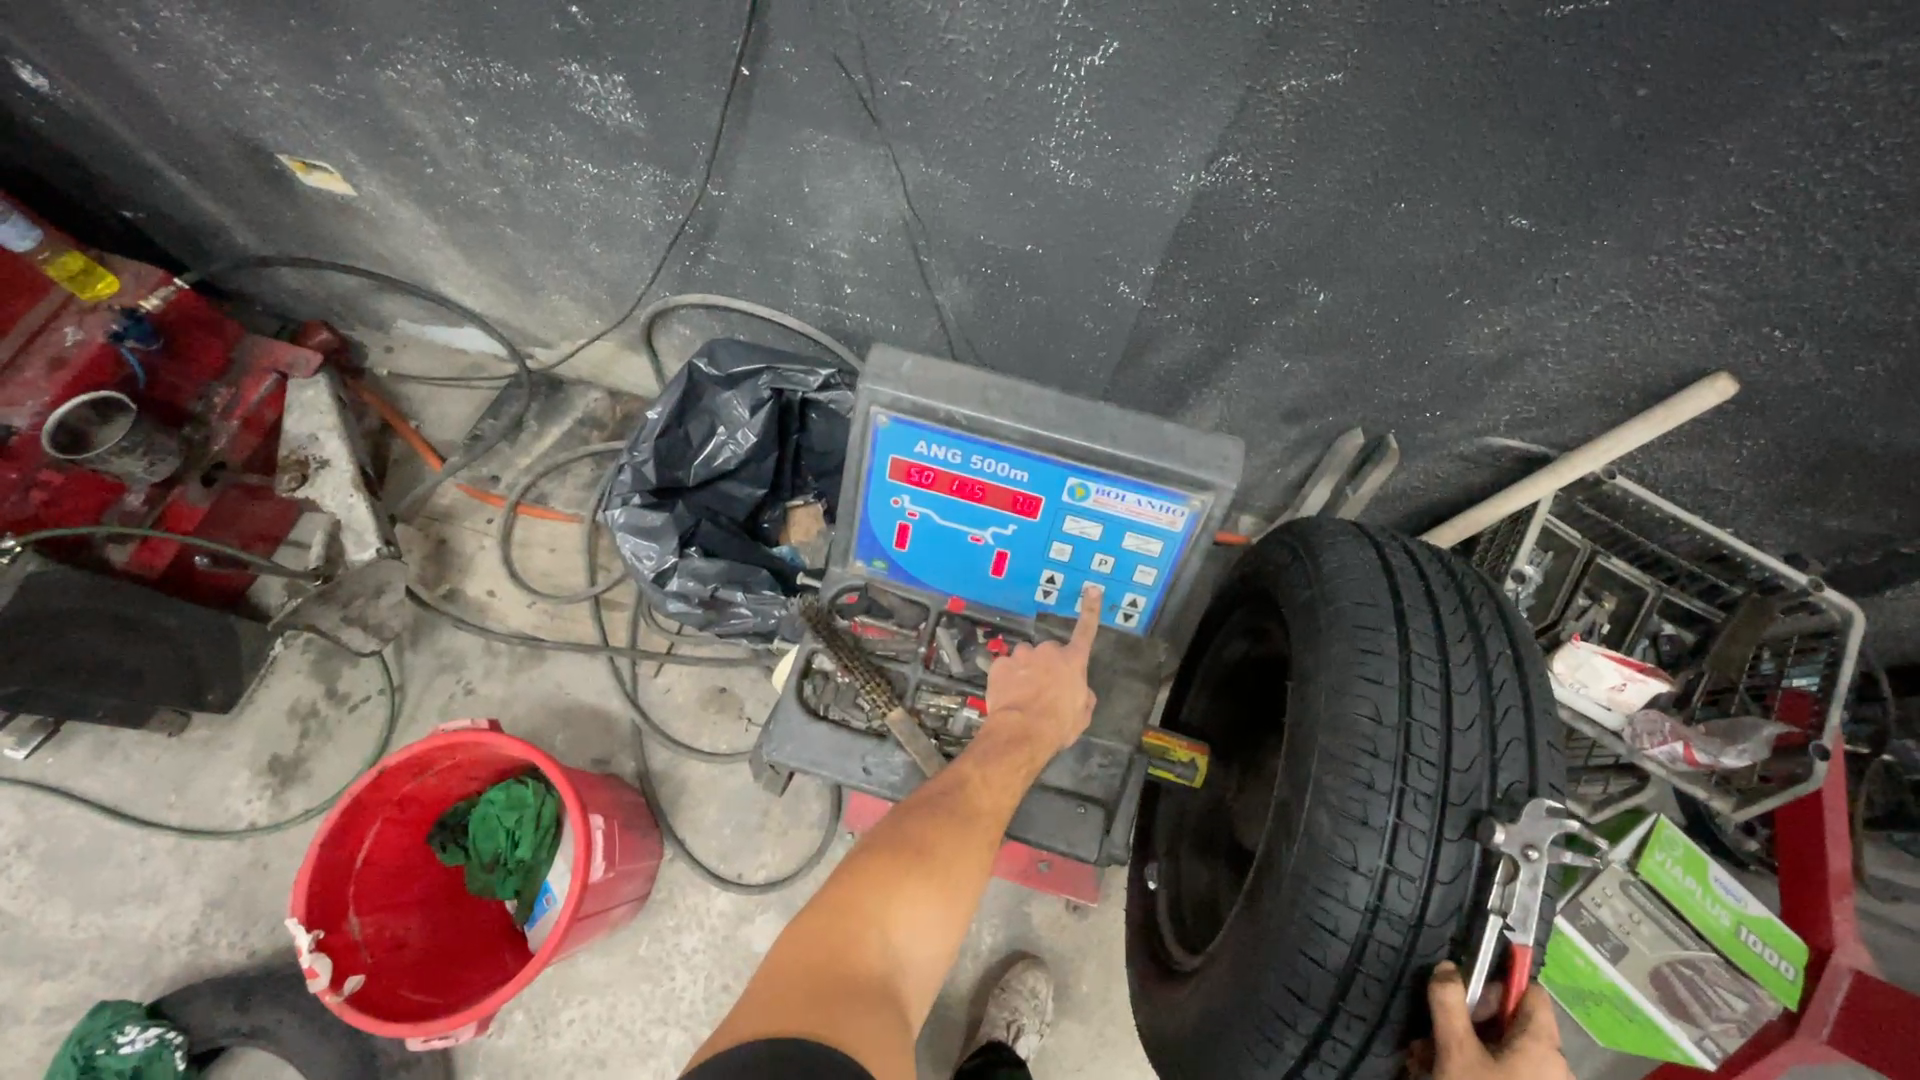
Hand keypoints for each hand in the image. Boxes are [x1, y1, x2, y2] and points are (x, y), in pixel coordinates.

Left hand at [981, 584, 1101, 757]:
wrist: (1023, 731)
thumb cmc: (1059, 725)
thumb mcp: (1082, 714)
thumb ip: (1082, 694)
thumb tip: (1078, 689)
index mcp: (1073, 661)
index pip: (1086, 631)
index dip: (1090, 610)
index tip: (1092, 589)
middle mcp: (1048, 651)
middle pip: (1048, 652)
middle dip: (1046, 665)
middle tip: (1043, 690)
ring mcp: (1021, 655)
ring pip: (1024, 658)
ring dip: (1025, 670)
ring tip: (1022, 694)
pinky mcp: (999, 664)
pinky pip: (1004, 667)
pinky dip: (1005, 678)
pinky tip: (1006, 695)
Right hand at [1411, 962, 1569, 1079]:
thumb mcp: (1454, 1048)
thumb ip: (1448, 1002)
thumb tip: (1448, 967)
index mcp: (1543, 1044)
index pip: (1531, 991)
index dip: (1498, 985)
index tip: (1466, 999)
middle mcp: (1553, 1064)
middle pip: (1510, 1022)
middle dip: (1465, 1020)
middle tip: (1434, 1031)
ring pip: (1500, 1050)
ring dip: (1461, 1046)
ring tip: (1427, 1057)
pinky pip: (1504, 1073)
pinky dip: (1474, 1068)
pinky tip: (1443, 1073)